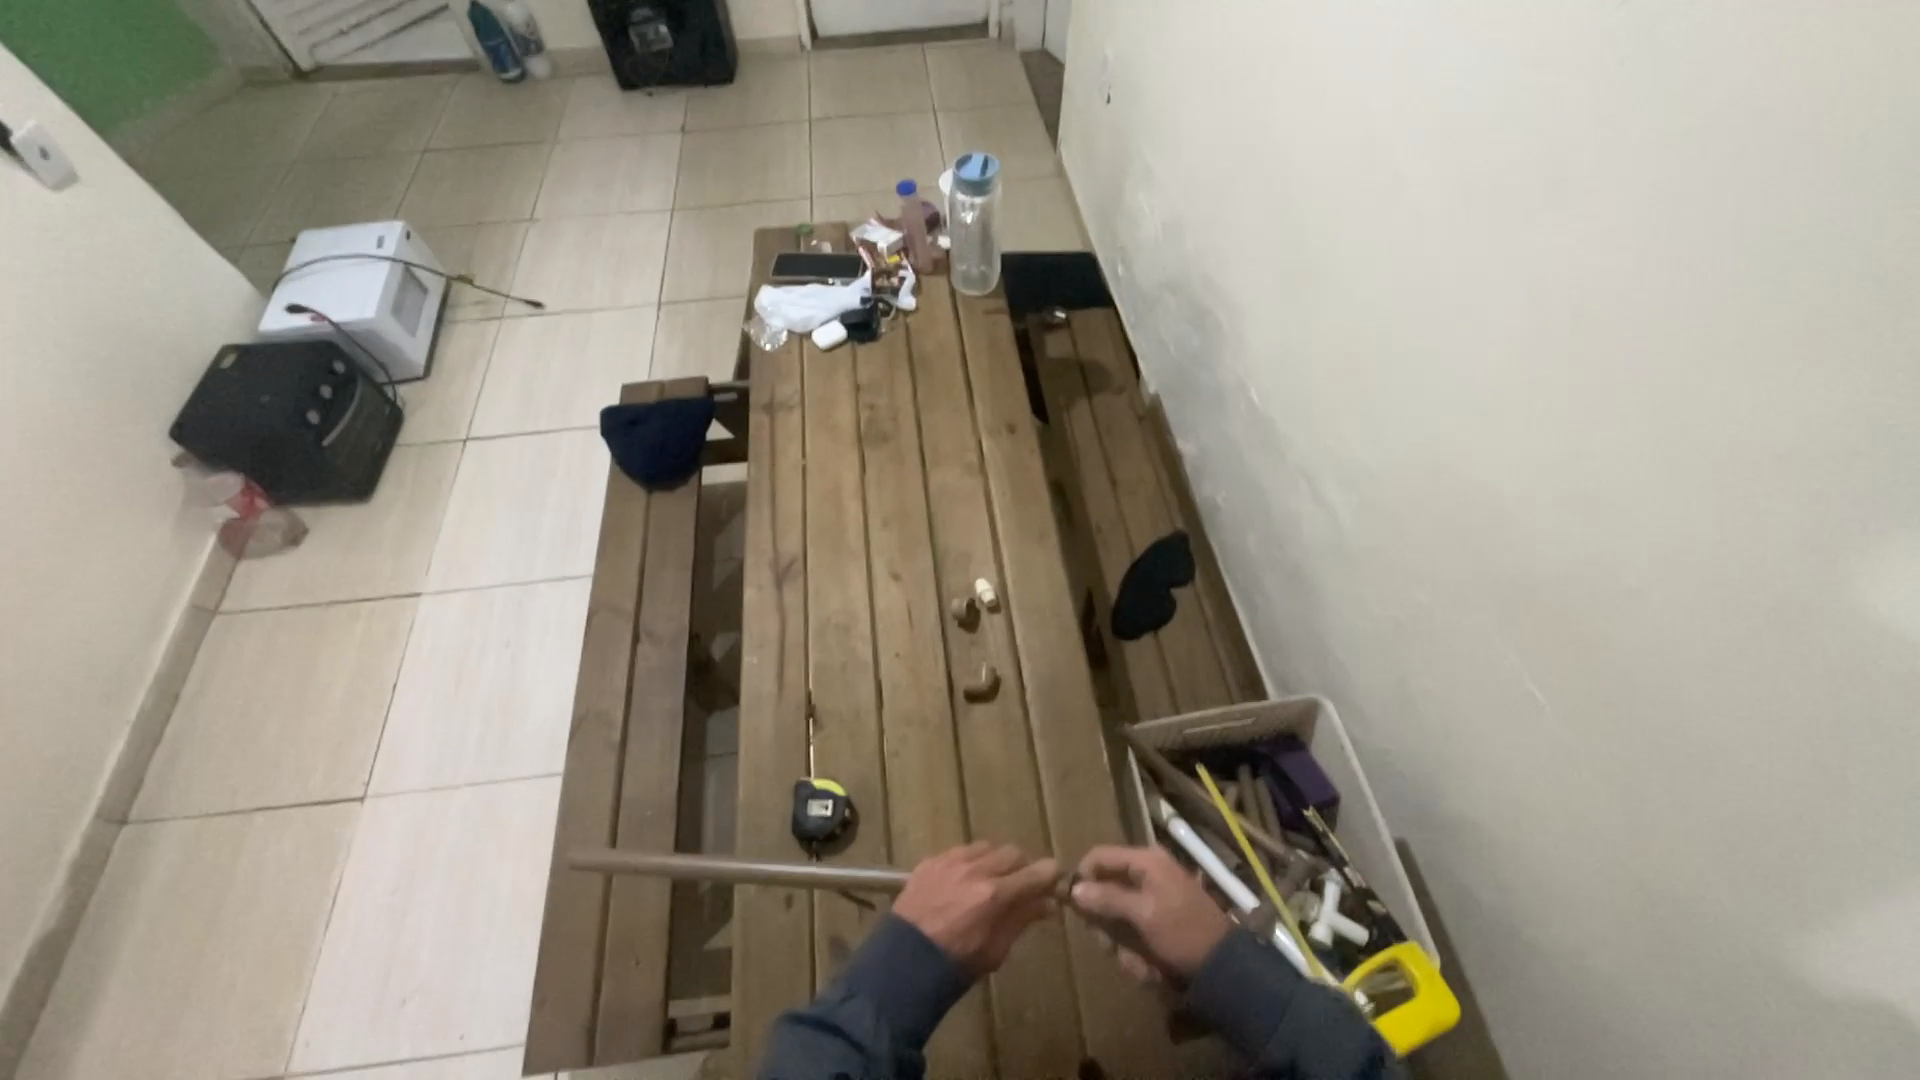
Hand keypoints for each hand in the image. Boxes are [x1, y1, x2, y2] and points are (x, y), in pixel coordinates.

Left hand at [893, 842, 1059, 974]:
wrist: (903, 963)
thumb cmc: (956, 964)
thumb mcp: (996, 950)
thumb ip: (1022, 920)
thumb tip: (1047, 903)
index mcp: (995, 894)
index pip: (1036, 872)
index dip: (1050, 874)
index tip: (1055, 878)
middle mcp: (976, 870)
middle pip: (1012, 852)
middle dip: (1023, 866)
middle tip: (1021, 884)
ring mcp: (950, 861)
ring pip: (986, 847)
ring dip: (995, 861)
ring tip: (990, 880)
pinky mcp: (931, 861)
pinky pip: (960, 851)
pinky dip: (970, 862)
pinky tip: (964, 881)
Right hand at [1071, 845, 1232, 985]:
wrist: (1225, 967)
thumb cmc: (1182, 932)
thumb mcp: (1143, 914)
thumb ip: (1107, 899)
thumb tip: (1074, 888)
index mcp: (1146, 861)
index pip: (1100, 856)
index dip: (1083, 878)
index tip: (1075, 907)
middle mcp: (1148, 873)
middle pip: (1106, 890)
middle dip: (1107, 925)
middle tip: (1109, 946)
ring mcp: (1155, 897)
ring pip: (1118, 917)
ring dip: (1122, 945)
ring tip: (1138, 965)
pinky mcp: (1160, 920)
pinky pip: (1134, 931)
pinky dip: (1138, 952)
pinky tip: (1150, 969)